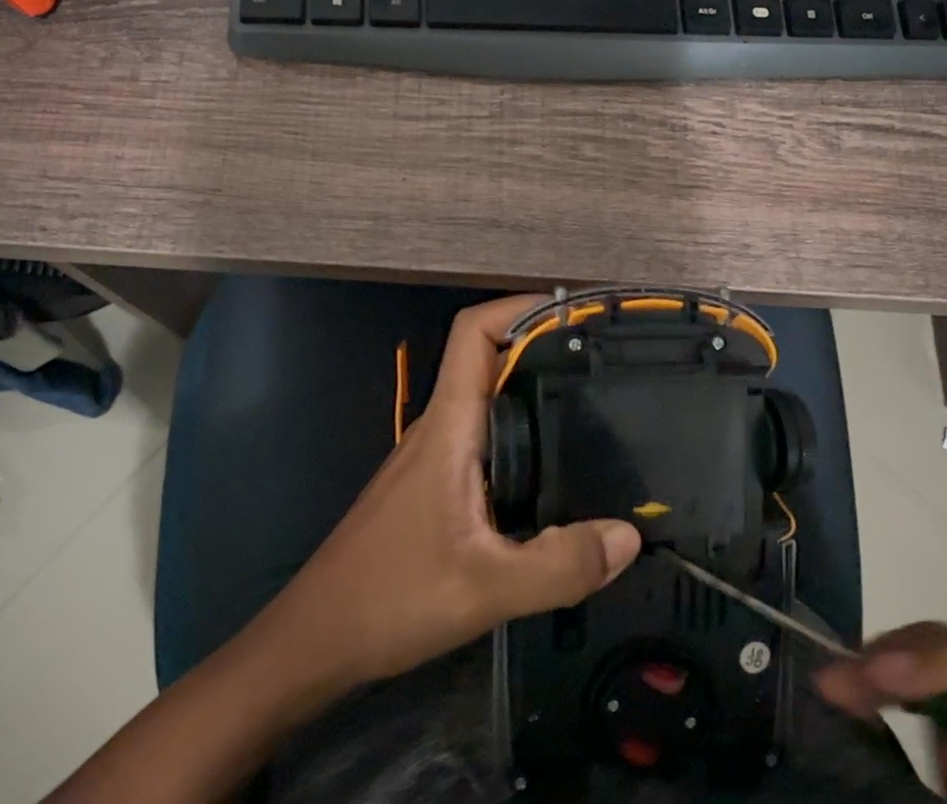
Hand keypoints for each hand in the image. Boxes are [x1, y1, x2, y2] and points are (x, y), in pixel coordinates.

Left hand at [253, 295, 641, 690]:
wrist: (318, 638)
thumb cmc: (390, 599)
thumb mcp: (488, 589)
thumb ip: (561, 566)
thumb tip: (628, 535)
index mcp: (447, 430)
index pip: (473, 334)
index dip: (521, 308)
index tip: (578, 315)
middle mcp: (438, 432)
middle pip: (487, 362)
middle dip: (544, 350)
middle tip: (608, 366)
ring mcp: (431, 461)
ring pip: (486, 406)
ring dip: (534, 396)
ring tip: (599, 413)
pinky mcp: (431, 491)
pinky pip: (483, 445)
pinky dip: (523, 440)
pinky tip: (556, 478)